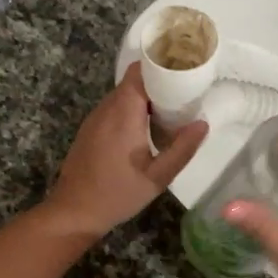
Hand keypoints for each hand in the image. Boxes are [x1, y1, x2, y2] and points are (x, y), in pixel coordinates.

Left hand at [43, 62, 208, 238]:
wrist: (73, 211)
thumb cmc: (117, 195)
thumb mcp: (157, 177)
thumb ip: (182, 149)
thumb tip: (203, 123)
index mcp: (123, 114)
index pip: (140, 72)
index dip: (161, 66)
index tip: (184, 70)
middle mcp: (106, 109)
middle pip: (133, 81)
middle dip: (159, 82)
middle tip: (186, 91)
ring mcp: (95, 118)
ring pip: (123, 94)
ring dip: (146, 97)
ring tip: (172, 108)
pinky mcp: (90, 128)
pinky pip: (114, 108)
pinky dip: (132, 109)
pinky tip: (147, 126)